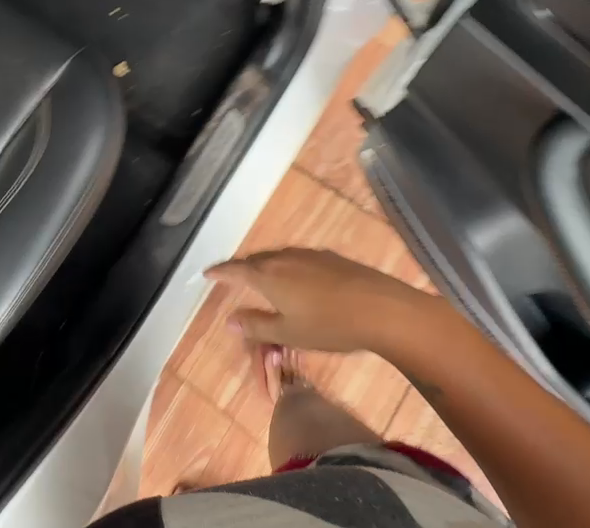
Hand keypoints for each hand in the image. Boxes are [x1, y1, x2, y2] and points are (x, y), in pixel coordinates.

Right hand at [206, 248, 442, 355]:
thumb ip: (257, 326)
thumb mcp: (289, 333)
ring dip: (265, 266)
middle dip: (242, 268)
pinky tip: (297, 279)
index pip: (235, 270)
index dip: (220, 272)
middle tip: (233, 277)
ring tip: (263, 278)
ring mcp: (308, 255)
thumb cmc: (330, 326)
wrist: (383, 308)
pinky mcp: (330, 258)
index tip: (207, 273)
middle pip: (255, 260)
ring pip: (277, 258)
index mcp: (267, 275)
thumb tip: (229, 321)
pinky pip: (297, 259)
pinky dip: (287, 267)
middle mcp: (283, 258)